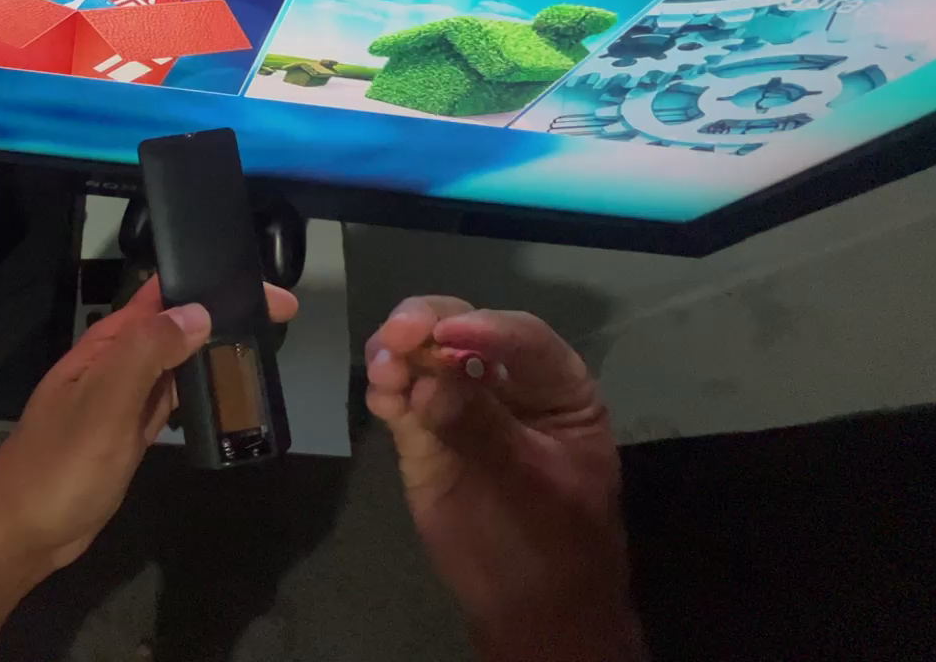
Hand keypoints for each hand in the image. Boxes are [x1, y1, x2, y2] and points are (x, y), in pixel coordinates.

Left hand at [0, 275, 297, 570]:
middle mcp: (117, 360)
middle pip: (175, 323)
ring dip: (213, 350)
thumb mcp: (105, 402)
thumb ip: (147, 352)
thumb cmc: (60, 465)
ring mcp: (123, 396)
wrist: (20, 533)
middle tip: (278, 316)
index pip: (164, 295)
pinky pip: (171, 397)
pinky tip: (222, 392)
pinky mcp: (130, 429)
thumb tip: (198, 312)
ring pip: (176, 360)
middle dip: (221, 314)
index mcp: (108, 341)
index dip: (209, 282)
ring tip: (262, 345)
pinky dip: (198, 389)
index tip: (265, 289)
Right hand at [365, 297, 643, 661]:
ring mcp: (456, 400)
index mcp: (554, 386)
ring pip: (420, 351)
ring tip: (384, 373)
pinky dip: (383, 386)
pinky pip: (396, 392)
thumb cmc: (552, 547)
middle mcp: (502, 379)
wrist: (526, 611)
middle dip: (427, 322)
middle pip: (460, 326)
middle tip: (399, 334)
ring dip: (395, 351)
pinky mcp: (419, 426)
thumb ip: (482, 429)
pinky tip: (381, 399)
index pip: (522, 338)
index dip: (485, 330)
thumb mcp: (532, 486)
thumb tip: (428, 382)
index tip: (446, 335)